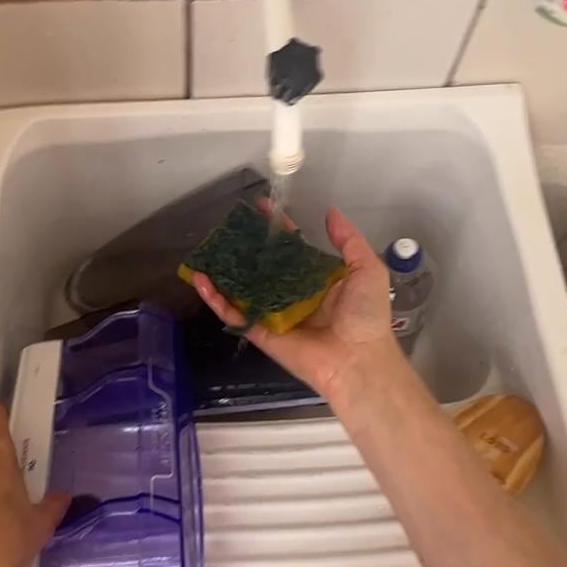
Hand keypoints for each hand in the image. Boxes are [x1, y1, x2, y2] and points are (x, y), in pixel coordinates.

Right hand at [188, 205, 403, 402]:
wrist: (357, 359)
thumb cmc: (366, 315)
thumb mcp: (367, 268)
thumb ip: (348, 240)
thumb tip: (331, 213)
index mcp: (316, 279)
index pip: (292, 248)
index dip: (278, 228)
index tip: (263, 208)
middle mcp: (292, 294)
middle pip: (263, 265)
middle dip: (247, 245)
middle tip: (230, 225)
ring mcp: (273, 313)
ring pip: (242, 288)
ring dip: (224, 270)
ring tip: (207, 249)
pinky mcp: (259, 332)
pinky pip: (233, 314)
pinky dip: (214, 299)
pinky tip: (200, 279)